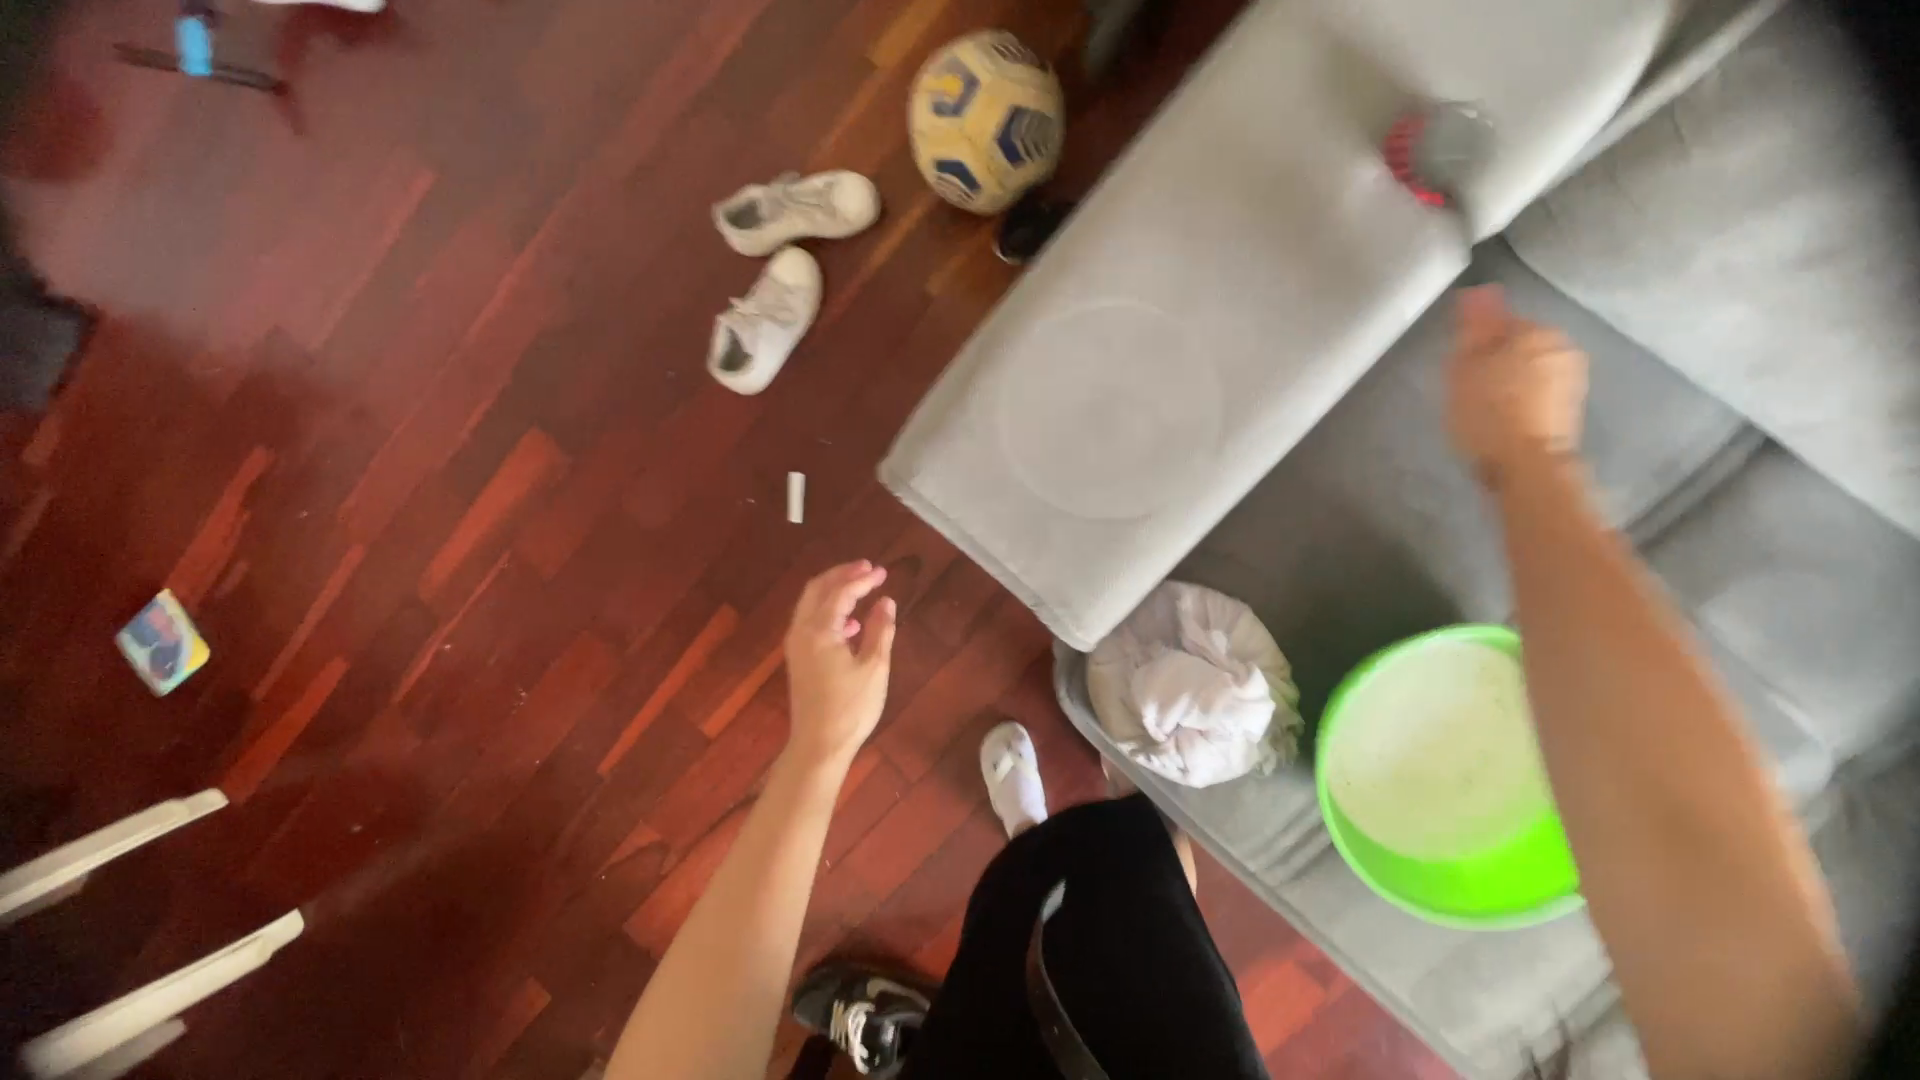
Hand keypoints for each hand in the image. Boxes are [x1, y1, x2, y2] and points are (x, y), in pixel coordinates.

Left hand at [783, 560, 897, 767]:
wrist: (819, 745)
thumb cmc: (850, 707)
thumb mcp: (874, 667)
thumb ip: (880, 629)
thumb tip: (886, 602)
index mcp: (819, 630)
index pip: (840, 592)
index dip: (862, 579)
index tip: (883, 572)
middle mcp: (801, 631)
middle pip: (817, 589)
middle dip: (842, 575)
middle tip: (868, 569)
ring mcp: (796, 646)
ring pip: (811, 605)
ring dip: (835, 592)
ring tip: (862, 588)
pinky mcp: (799, 660)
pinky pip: (811, 622)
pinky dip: (830, 612)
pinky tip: (852, 623)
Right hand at [1447, 286, 1588, 477]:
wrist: (1525, 463)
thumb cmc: (1487, 412)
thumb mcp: (1464, 367)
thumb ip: (1473, 328)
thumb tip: (1477, 291)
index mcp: (1534, 331)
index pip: (1498, 323)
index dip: (1474, 346)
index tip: (1458, 370)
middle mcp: (1560, 345)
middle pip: (1516, 344)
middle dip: (1494, 361)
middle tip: (1467, 390)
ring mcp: (1570, 376)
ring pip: (1528, 367)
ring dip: (1507, 380)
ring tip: (1484, 407)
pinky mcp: (1570, 404)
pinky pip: (1537, 389)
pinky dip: (1521, 398)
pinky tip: (1504, 418)